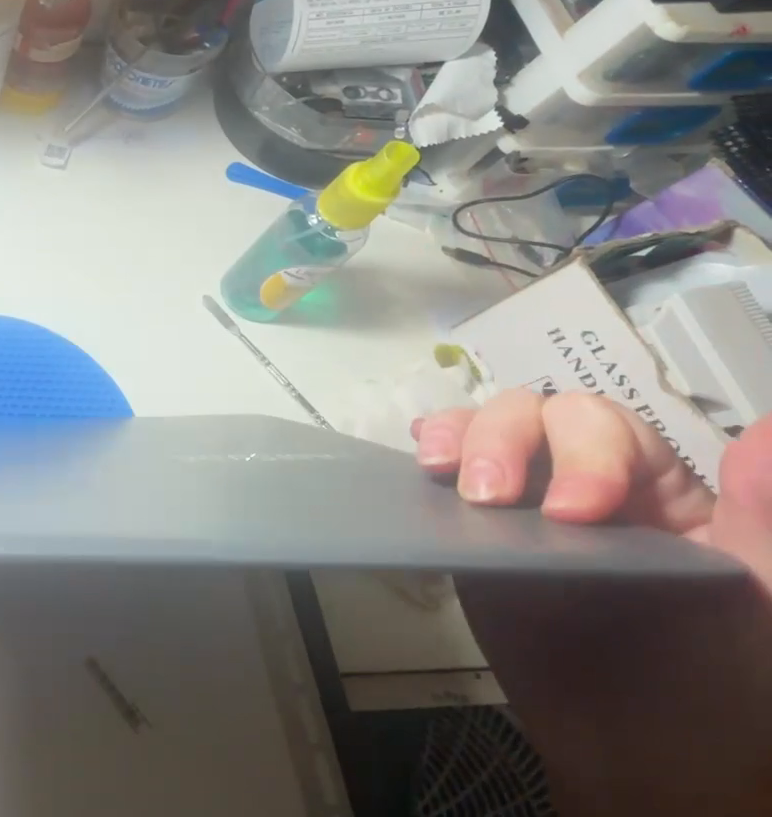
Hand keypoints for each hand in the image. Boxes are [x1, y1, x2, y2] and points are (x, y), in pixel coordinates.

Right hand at [415, 391, 771, 814]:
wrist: (631, 745)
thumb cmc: (711, 680)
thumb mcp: (756, 599)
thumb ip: (761, 520)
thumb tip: (766, 432)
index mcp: (656, 483)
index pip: (607, 427)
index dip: (583, 454)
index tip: (572, 517)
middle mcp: (580, 473)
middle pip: (533, 413)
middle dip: (502, 442)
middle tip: (485, 499)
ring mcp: (516, 496)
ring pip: (479, 426)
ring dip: (456, 437)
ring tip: (441, 476)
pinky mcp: (465, 523)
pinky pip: (440, 466)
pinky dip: (427, 450)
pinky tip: (423, 467)